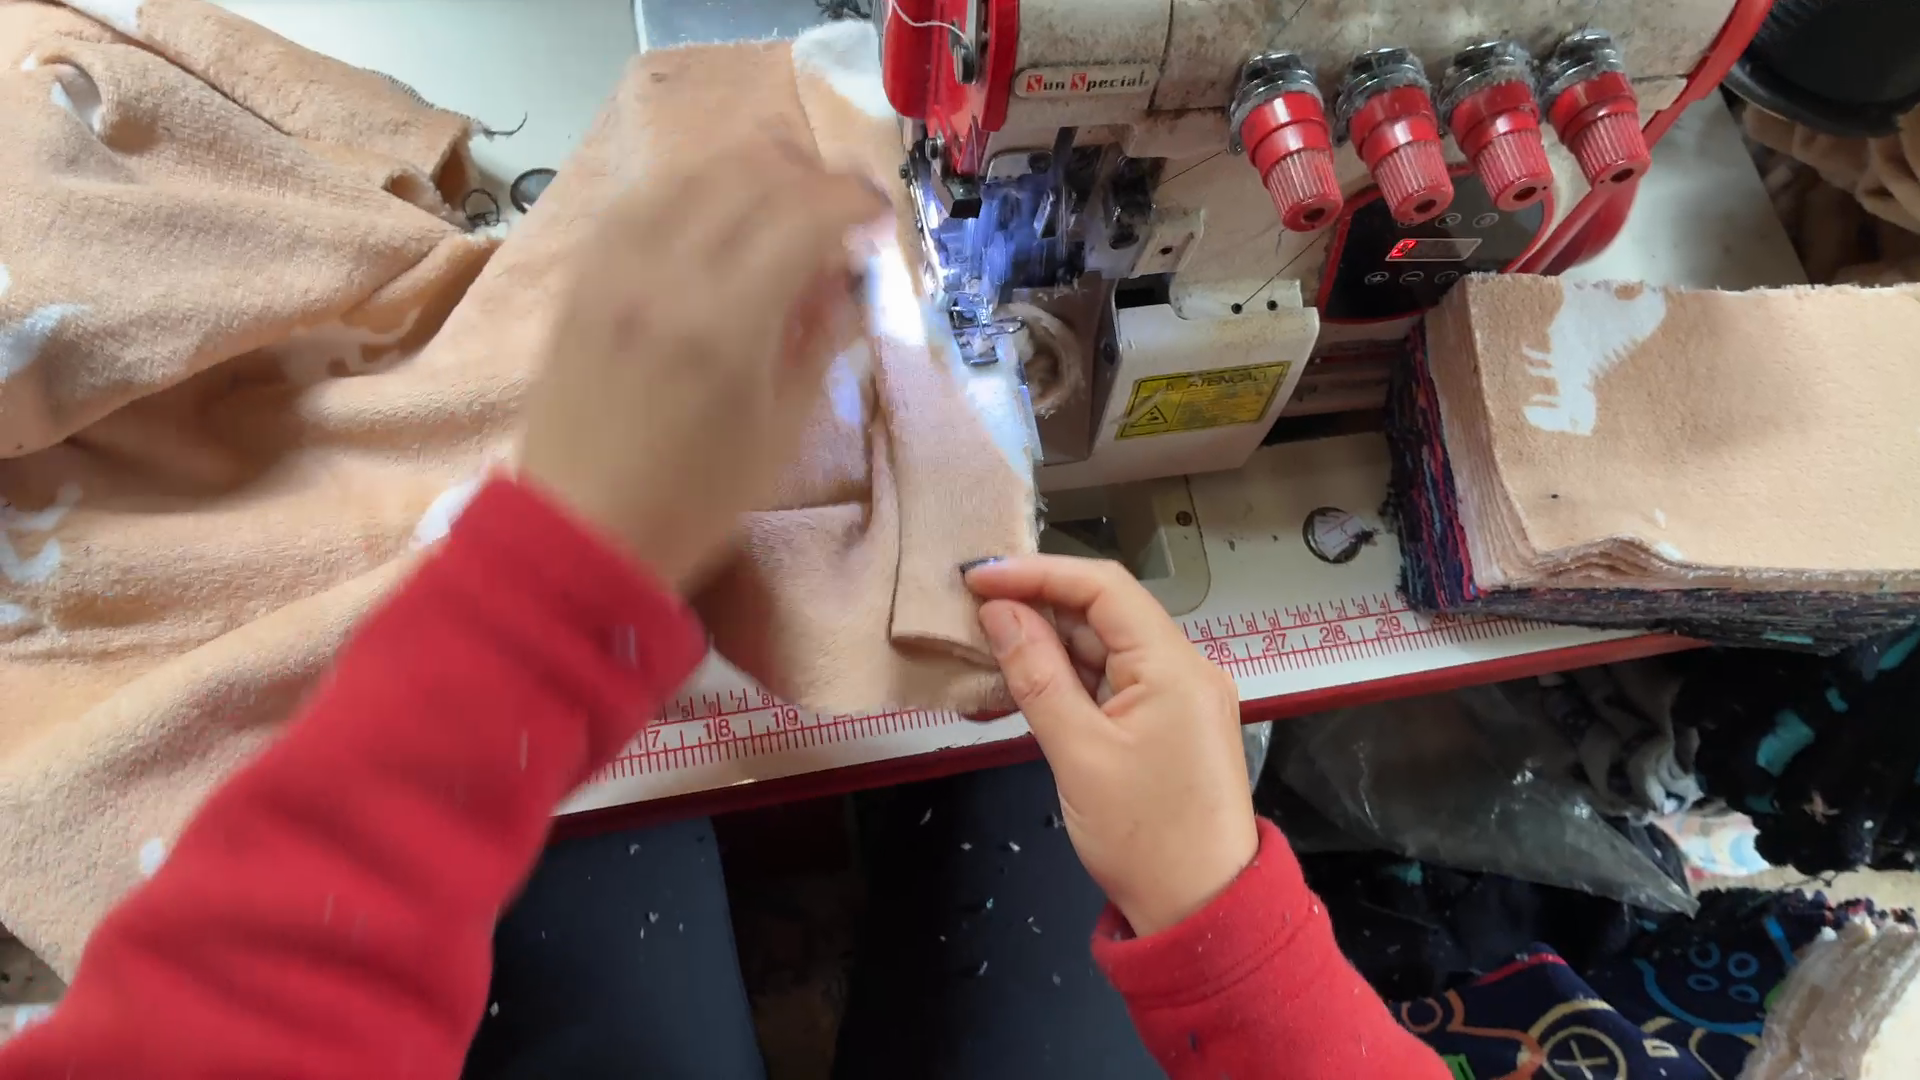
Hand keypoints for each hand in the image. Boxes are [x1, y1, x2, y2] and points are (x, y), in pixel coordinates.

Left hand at [520, 139, 889, 590]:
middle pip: (751, 177)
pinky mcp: (584, 277)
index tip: (881, 215)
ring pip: (693, 173)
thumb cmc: (699, 499)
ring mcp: (615, 268)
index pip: (803, 218)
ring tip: (790, 191)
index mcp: (728, 324)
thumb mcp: (783, 431)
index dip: (853, 202)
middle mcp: (666, 274)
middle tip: (844, 206)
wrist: (585, 527)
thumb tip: (848, 280)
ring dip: (754, 169)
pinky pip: (642, 199)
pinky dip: (693, 187)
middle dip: (813, 177)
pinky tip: (716, 205)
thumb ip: (820, 342)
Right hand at [964, 555, 1257, 936]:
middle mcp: (1184, 666)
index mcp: (1174, 665)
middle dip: (1038, 604)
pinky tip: (1026, 675)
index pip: (1103, 587)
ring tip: (989, 639)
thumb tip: (999, 612)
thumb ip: (1036, 673)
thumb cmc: (1144, 839)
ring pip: (1104, 645)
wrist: (1204, 914)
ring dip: (1049, 641)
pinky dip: (1068, 674)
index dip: (1037, 573)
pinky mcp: (1165, 719)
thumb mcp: (1078, 753)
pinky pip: (1111, 678)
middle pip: (1104, 612)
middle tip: (975, 606)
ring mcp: (1177, 693)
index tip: (981, 577)